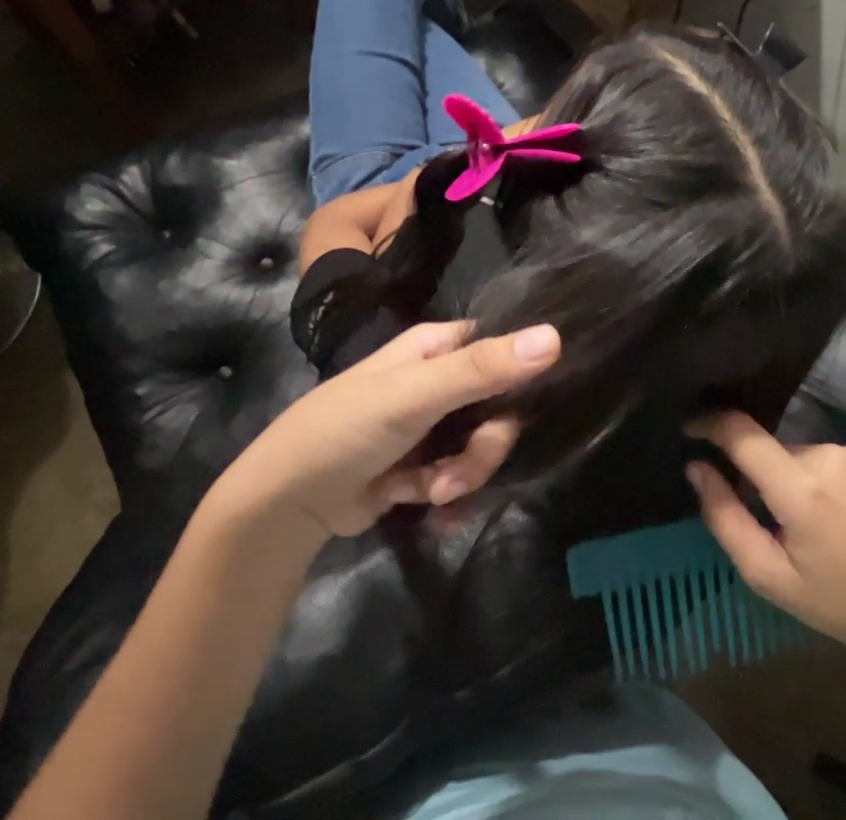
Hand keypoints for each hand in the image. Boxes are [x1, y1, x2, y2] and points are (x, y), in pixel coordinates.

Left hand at [214, 321, 560, 537]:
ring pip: (481, 449)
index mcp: (434, 348)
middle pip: (497, 409)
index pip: (499, 347)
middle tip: (456, 473)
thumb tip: (556, 336)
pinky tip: (429, 509)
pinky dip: (448, 496)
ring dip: (462, 476)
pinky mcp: (421, 467)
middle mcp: (437, 382)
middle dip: (484, 449)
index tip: (525, 405)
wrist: (289, 501)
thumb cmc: (347, 428)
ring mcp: (429, 427)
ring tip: (430, 494)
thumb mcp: (415, 394)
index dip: (520, 374)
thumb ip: (482, 368)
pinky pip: (459, 477)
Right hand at [685, 412, 845, 682]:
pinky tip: (833, 519)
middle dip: (754, 475)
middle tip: (763, 523)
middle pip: (768, 451)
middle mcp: (829, 457)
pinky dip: (813, 480)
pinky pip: (824, 459)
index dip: (707, 424)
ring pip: (796, 455)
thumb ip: (724, 518)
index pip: (741, 433)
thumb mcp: (768, 576)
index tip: (687, 429)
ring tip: (803, 528)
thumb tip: (696, 469)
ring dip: (785, 479)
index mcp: (801, 490)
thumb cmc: (839, 604)